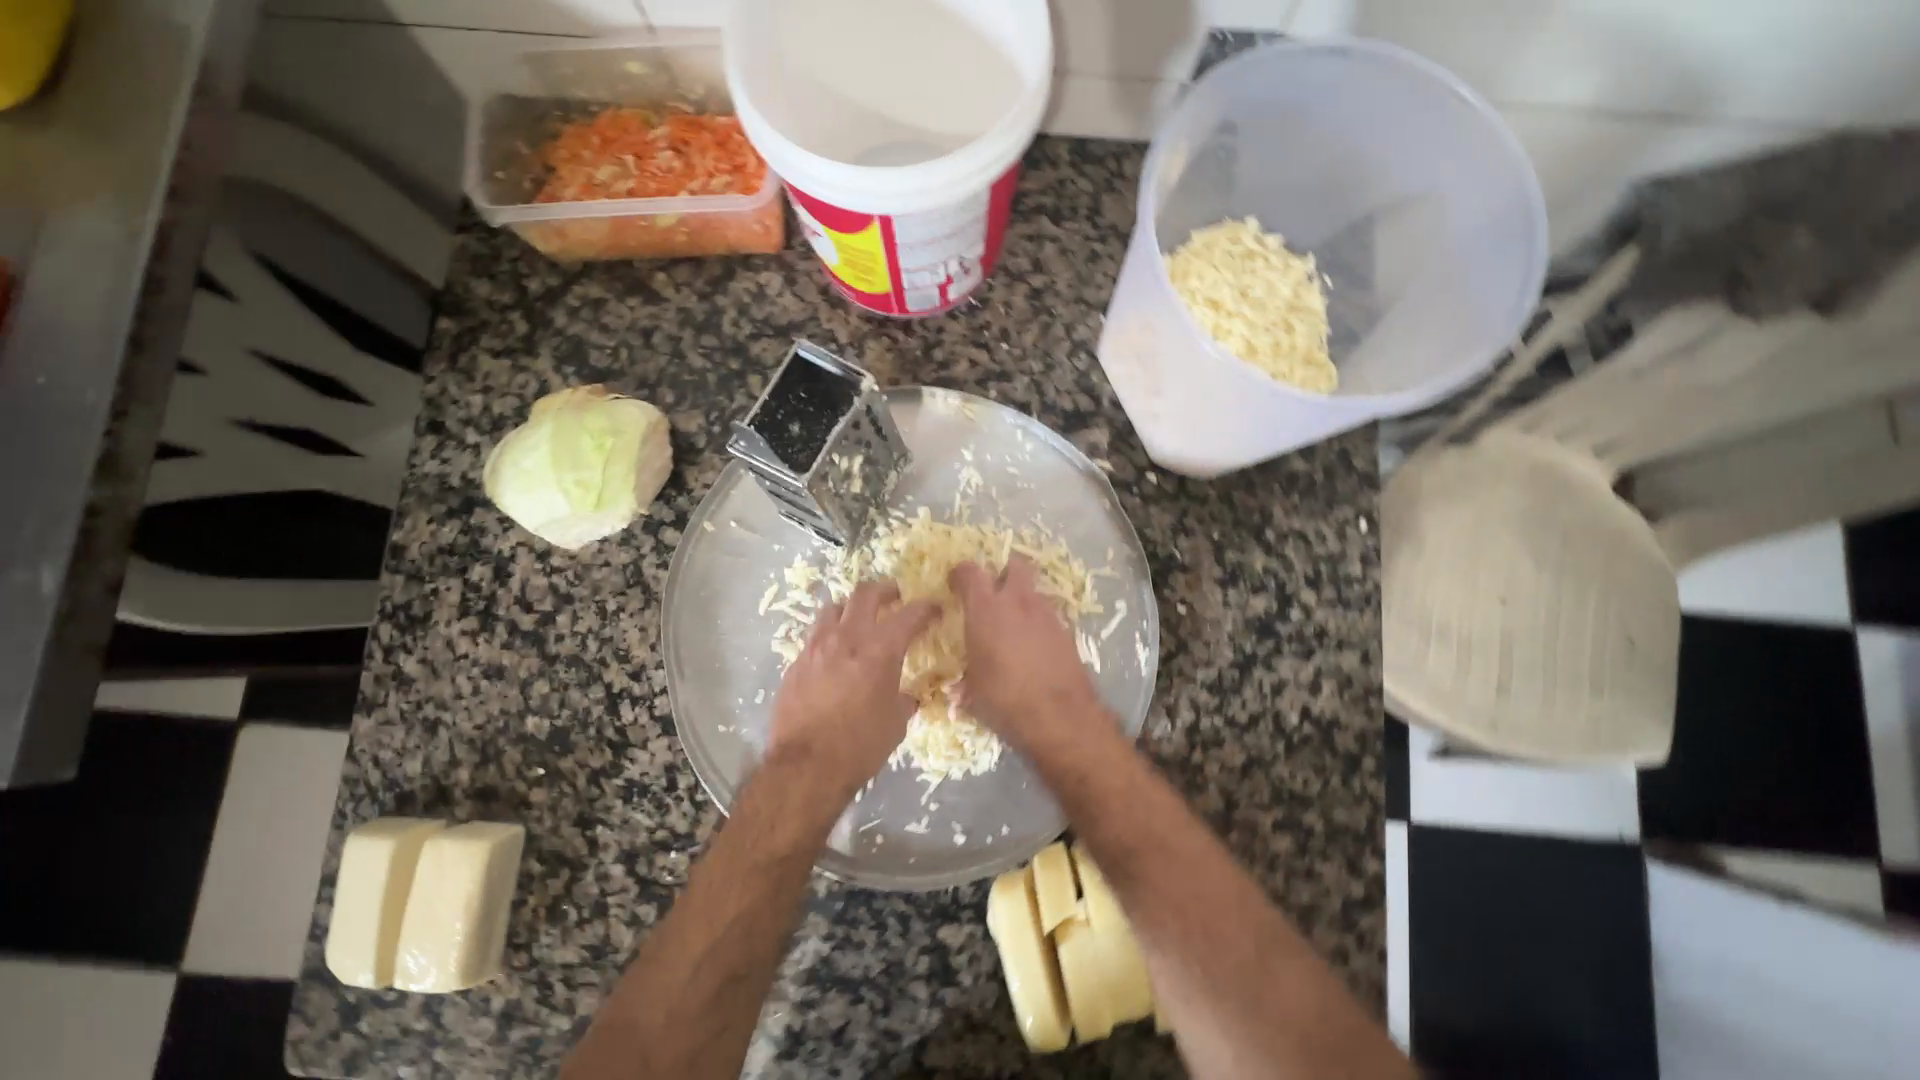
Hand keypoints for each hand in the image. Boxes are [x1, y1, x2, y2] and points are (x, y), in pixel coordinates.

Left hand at [768, 580, 937, 797]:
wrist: (806, 765)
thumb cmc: (860, 746)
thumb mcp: (896, 723)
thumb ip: (903, 700)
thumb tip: (906, 696)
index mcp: (880, 650)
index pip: (909, 614)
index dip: (926, 608)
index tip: (934, 609)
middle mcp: (847, 638)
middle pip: (865, 593)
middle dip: (885, 590)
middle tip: (895, 596)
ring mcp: (816, 647)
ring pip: (834, 608)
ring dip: (851, 608)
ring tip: (859, 619)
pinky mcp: (796, 662)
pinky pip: (815, 636)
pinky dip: (830, 636)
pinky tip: (834, 655)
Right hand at [949, 556, 1105, 753]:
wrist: (1060, 716)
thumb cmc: (1004, 700)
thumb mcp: (973, 692)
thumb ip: (966, 680)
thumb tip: (959, 690)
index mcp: (986, 610)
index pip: (970, 572)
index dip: (960, 574)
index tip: (955, 584)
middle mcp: (1018, 603)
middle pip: (1015, 565)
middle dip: (1004, 573)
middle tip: (994, 593)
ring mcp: (1047, 615)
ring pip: (1034, 592)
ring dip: (1023, 601)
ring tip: (1015, 626)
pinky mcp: (1068, 632)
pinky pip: (1049, 617)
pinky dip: (1040, 625)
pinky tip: (1035, 647)